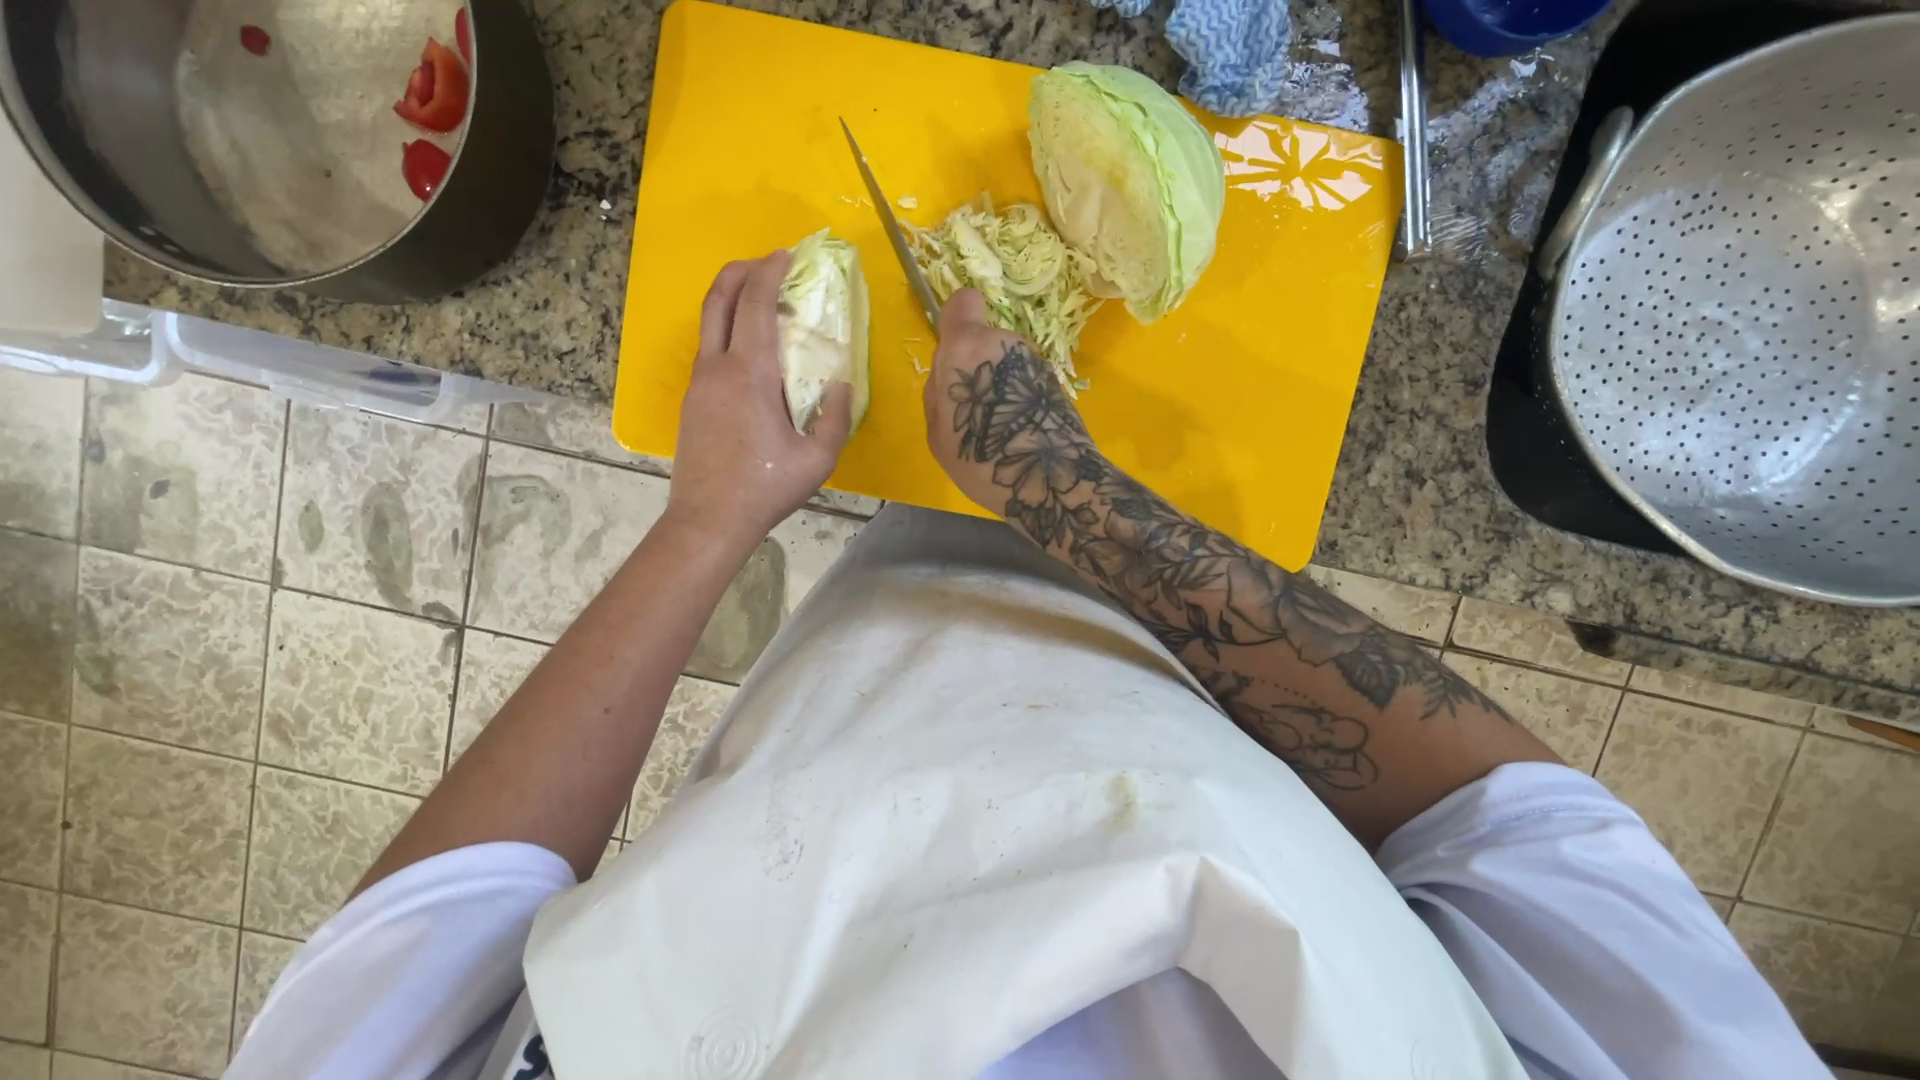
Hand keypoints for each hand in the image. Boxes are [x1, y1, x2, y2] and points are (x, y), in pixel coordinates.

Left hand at [667, 251, 853, 543]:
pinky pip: (709, 348)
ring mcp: (699, 383)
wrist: (707, 519)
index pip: (755, 303)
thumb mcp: (817, 459)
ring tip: (760, 299)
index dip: (770, 272)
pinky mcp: (692, 400)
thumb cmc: (765, 489)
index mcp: (749, 373)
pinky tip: (749, 348)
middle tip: (767, 263)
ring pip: (709, 322)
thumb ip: (835, 417)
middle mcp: (717, 367)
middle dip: (741, 270)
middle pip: (719, 298)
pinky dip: (728, 328)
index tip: (787, 255)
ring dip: (732, 299)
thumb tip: (839, 385)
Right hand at [923, 289, 1094, 513]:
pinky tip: (1021, 433)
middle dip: (978, 368)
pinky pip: (1025, 382)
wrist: (1054, 478)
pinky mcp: (1055, 381)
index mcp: (964, 350)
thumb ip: (936, 397)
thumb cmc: (984, 460)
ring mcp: (1033, 361)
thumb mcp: (939, 438)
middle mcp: (1002, 343)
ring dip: (1001, 387)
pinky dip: (1021, 400)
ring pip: (1006, 363)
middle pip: (983, 342)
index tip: (956, 354)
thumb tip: (944, 379)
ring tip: (1000, 429)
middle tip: (976, 412)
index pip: (962, 303)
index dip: (957, 322)